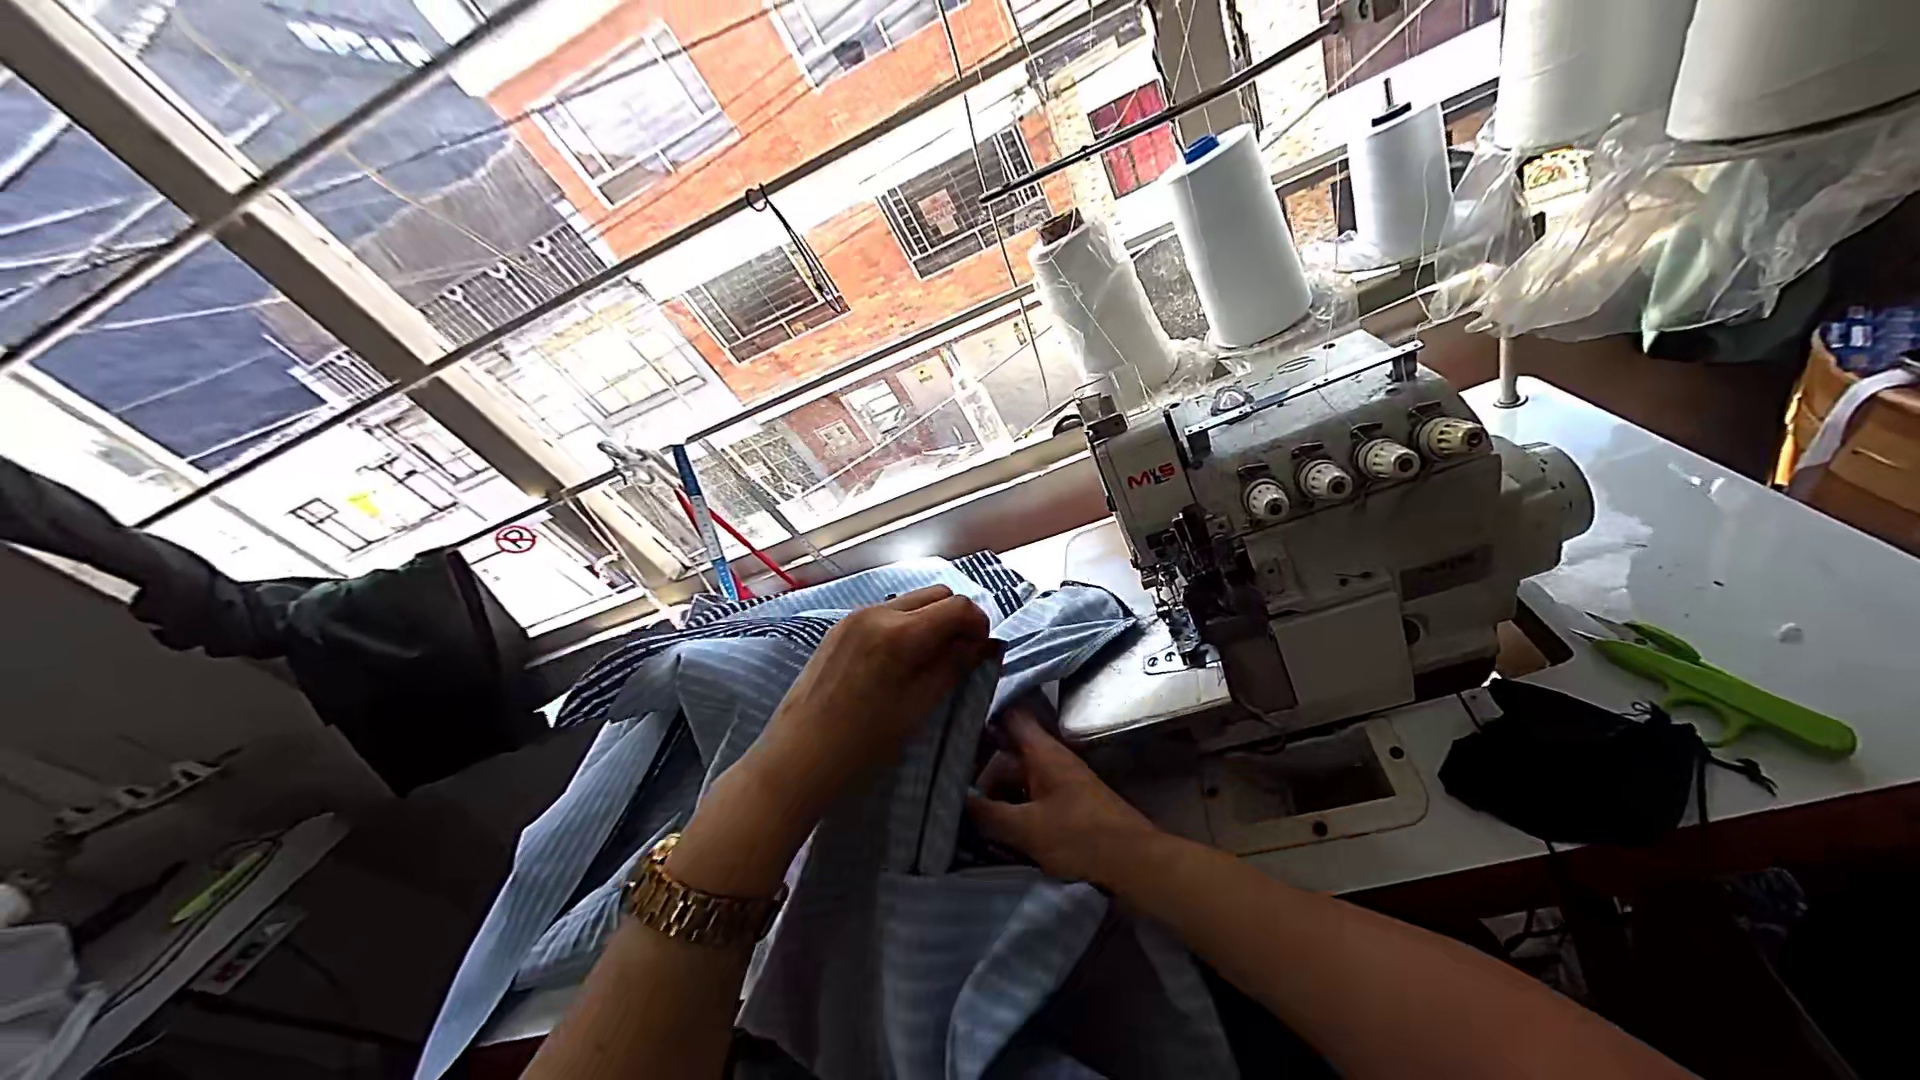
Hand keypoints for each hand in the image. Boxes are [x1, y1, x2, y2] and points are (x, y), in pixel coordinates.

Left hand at [743, 585, 994, 818]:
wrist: (799, 755)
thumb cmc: (864, 740)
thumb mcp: (920, 705)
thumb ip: (955, 666)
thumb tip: (986, 644)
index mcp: (901, 632)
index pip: (959, 606)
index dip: (979, 625)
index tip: (981, 651)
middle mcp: (878, 612)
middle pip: (937, 594)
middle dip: (956, 618)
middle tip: (959, 655)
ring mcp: (854, 616)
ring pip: (910, 601)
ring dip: (930, 620)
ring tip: (927, 660)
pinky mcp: (839, 627)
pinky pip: (885, 612)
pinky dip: (903, 625)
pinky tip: (897, 661)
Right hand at [966, 707, 1162, 887]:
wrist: (1134, 862)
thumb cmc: (1080, 837)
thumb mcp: (1027, 829)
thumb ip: (989, 814)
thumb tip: (958, 800)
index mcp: (1042, 752)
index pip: (1010, 717)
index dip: (985, 715)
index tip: (956, 726)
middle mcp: (1051, 760)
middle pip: (1008, 758)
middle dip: (984, 780)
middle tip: (959, 804)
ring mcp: (1061, 783)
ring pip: (1019, 783)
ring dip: (999, 802)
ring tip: (976, 827)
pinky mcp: (1068, 806)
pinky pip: (1032, 800)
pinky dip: (1016, 814)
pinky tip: (1002, 837)